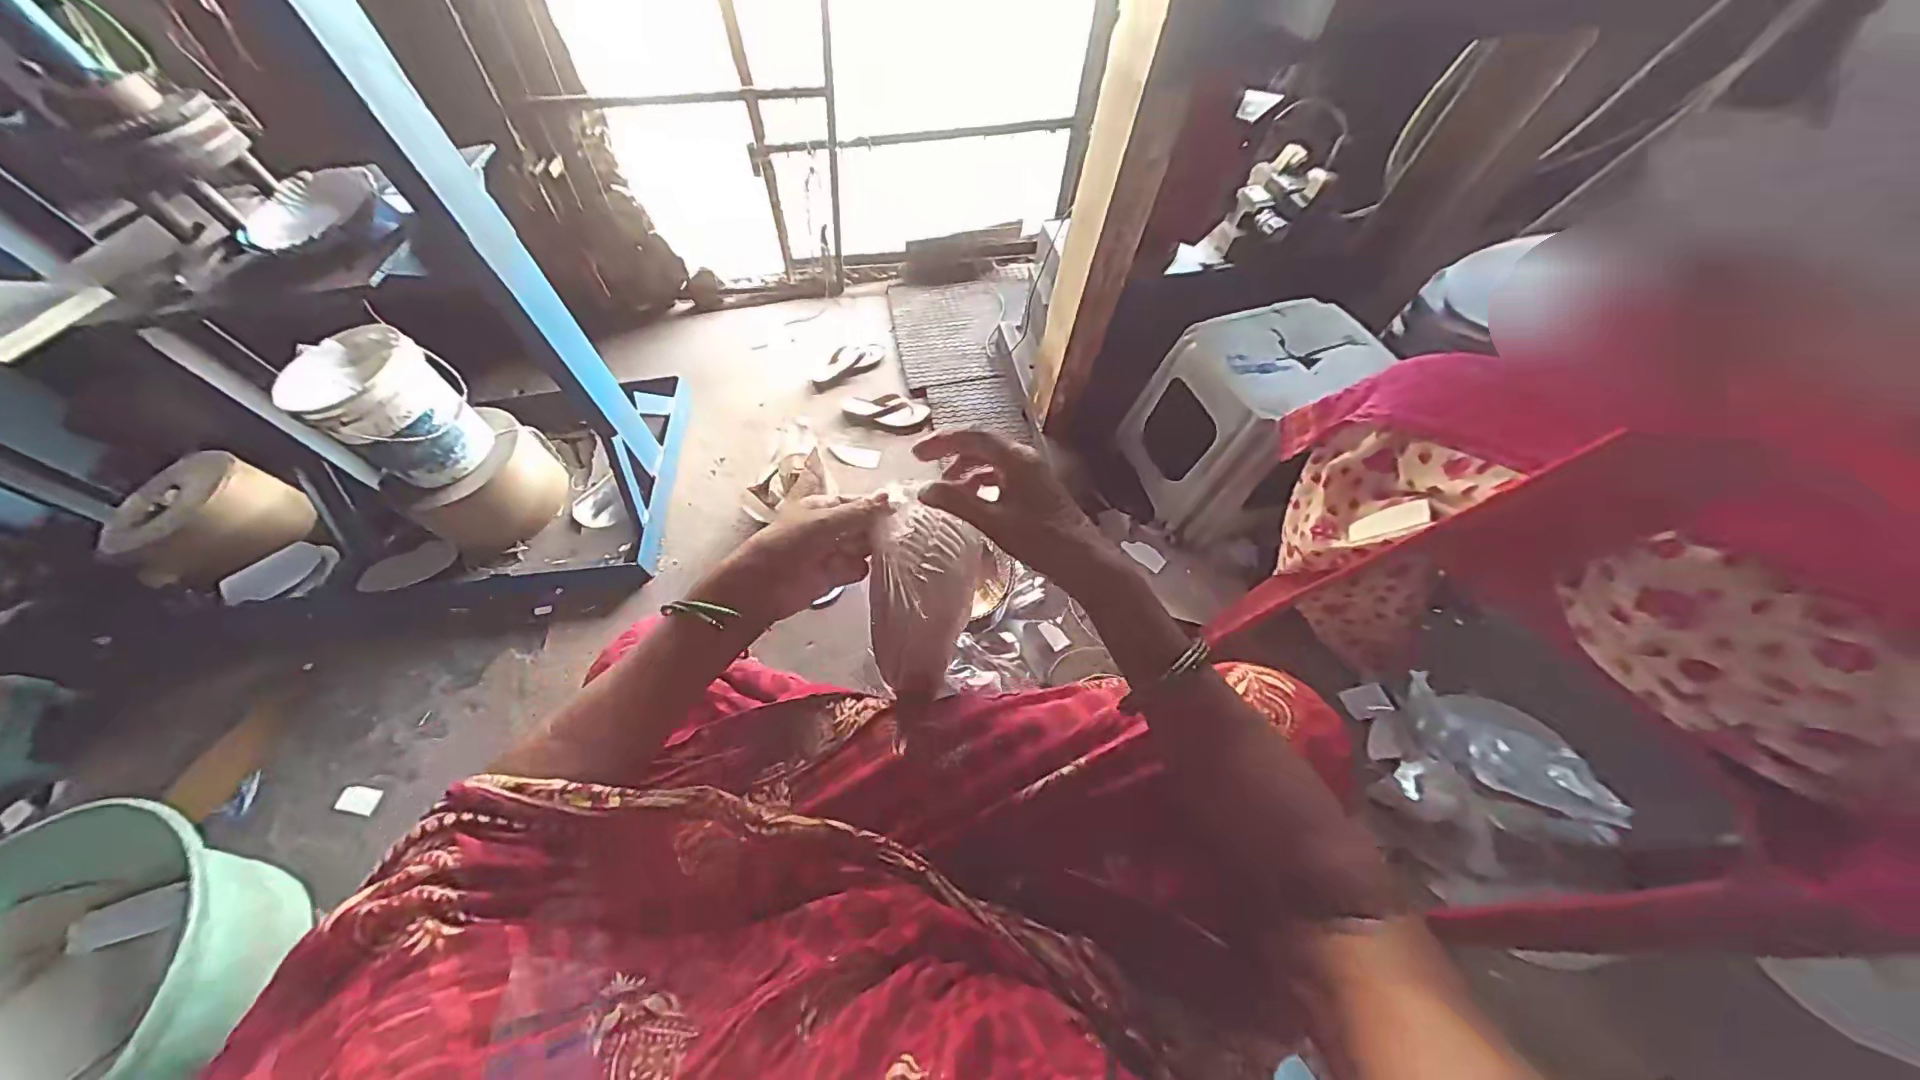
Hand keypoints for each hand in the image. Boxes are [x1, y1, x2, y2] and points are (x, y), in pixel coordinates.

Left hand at [695, 493, 888, 626]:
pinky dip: (872, 567)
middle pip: (864, 524)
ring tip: (904, 546)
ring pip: (865, 546)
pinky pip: (861, 568)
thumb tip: (888, 497)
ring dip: (880, 547)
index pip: (857, 502)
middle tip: (909, 530)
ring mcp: (834, 552)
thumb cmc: (787, 545)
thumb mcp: (824, 522)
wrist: (762, 588)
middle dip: (882, 527)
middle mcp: (830, 527)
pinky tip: (888, 566)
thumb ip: (858, 512)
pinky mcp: (837, 576)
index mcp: (823, 507)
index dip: (877, 505)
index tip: (903, 509)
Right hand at [912, 431, 1110, 588]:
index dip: (942, 442)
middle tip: (926, 464)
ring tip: (946, 487)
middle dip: (952, 453)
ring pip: (992, 461)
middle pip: (982, 445)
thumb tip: (925, 491)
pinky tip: (972, 499)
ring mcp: (1033, 473)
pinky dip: (982, 482)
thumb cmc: (1040, 540)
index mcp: (1015, 459)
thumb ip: (958, 503)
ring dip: (967, 469)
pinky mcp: (1036, 489)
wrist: (1083, 559)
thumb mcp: (993, 522)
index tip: (918, 453)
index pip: (972, 437)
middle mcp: (1025, 459)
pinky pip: (1003, 475)